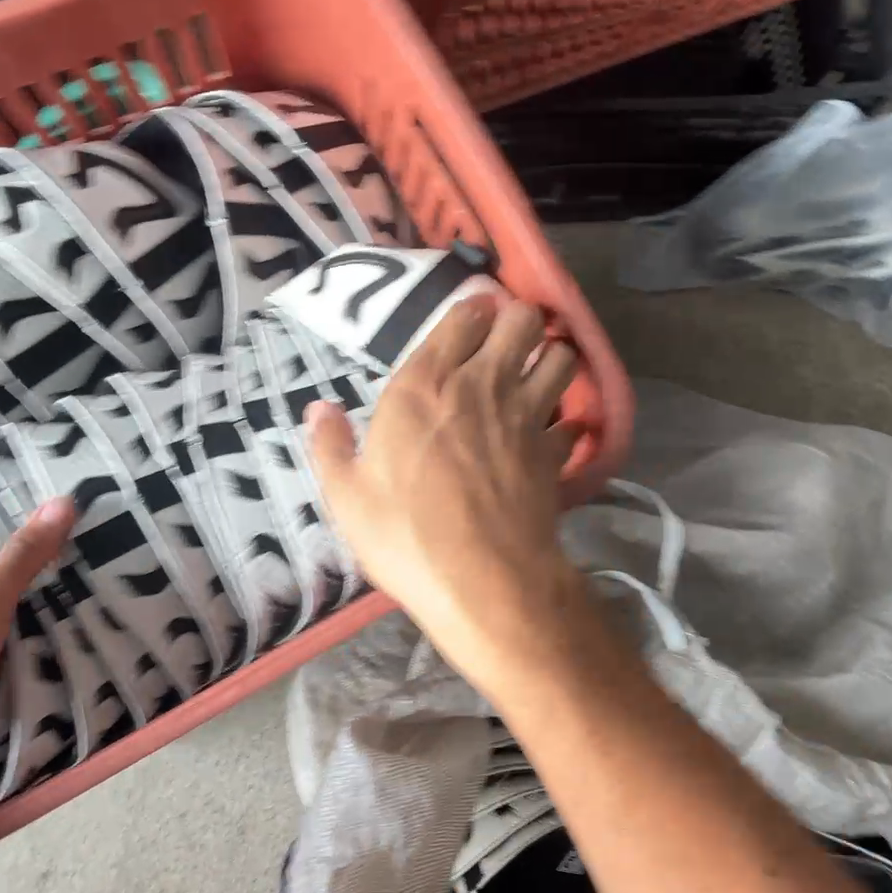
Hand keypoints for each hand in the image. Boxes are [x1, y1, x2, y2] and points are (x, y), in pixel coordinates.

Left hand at [0, 498, 75, 799]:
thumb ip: (26, 553)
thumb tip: (67, 499)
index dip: (20, 532)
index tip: (72, 524)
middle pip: (2, 582)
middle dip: (46, 577)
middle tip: (105, 556)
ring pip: (14, 621)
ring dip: (51, 616)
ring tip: (112, 592)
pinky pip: (19, 657)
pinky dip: (46, 651)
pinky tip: (91, 637)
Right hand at [305, 297, 582, 687]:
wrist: (482, 580)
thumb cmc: (405, 534)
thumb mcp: (346, 497)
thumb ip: (330, 446)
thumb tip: (318, 410)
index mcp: (424, 385)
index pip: (464, 315)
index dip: (473, 312)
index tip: (471, 322)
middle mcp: (482, 385)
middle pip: (524, 319)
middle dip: (521, 322)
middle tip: (508, 344)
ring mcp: (526, 415)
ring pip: (562, 356)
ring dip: (554, 359)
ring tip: (537, 378)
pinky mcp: (555, 451)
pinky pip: (573, 420)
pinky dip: (566, 423)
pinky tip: (552, 437)